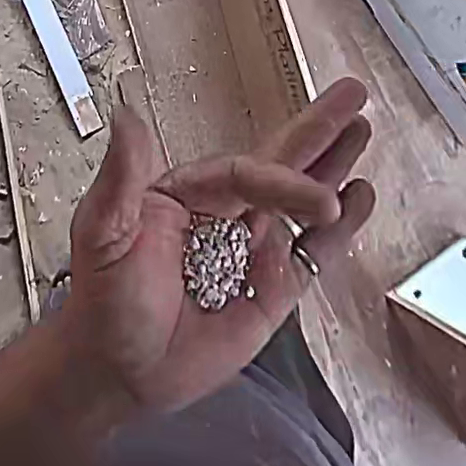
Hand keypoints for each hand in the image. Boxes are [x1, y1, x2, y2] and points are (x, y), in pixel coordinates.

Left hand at [52, 78, 376, 414]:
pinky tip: (357, 201)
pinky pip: (308, 255)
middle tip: (351, 96)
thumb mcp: (103, 231)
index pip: (243, 174)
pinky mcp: (269, 291)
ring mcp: (248, 249)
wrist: (119, 368)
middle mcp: (221, 212)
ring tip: (361, 134)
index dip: (284, 182)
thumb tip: (126, 115)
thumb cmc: (104, 297)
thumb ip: (121, 175)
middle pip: (276, 166)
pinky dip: (336, 233)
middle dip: (315, 132)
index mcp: (185, 192)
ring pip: (298, 203)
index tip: (319, 199)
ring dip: (331, 170)